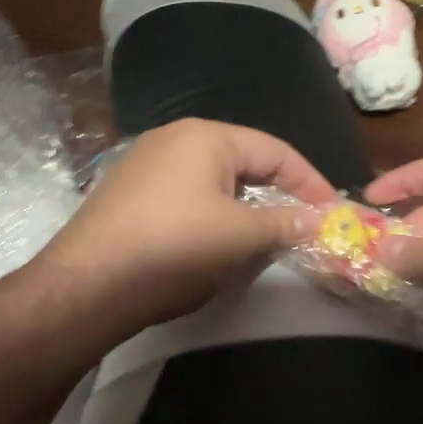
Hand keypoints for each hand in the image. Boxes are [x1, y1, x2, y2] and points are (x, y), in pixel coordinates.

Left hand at [33, 119, 334, 334]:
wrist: (88, 286)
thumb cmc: (174, 249)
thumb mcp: (241, 236)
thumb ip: (286, 224)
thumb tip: (319, 221)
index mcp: (206, 137)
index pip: (276, 151)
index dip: (311, 182)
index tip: (334, 212)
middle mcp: (175, 140)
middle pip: (247, 161)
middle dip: (281, 192)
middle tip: (308, 221)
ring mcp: (148, 166)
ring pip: (219, 180)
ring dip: (251, 206)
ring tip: (272, 234)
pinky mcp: (132, 195)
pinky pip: (192, 196)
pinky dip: (219, 214)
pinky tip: (224, 241)